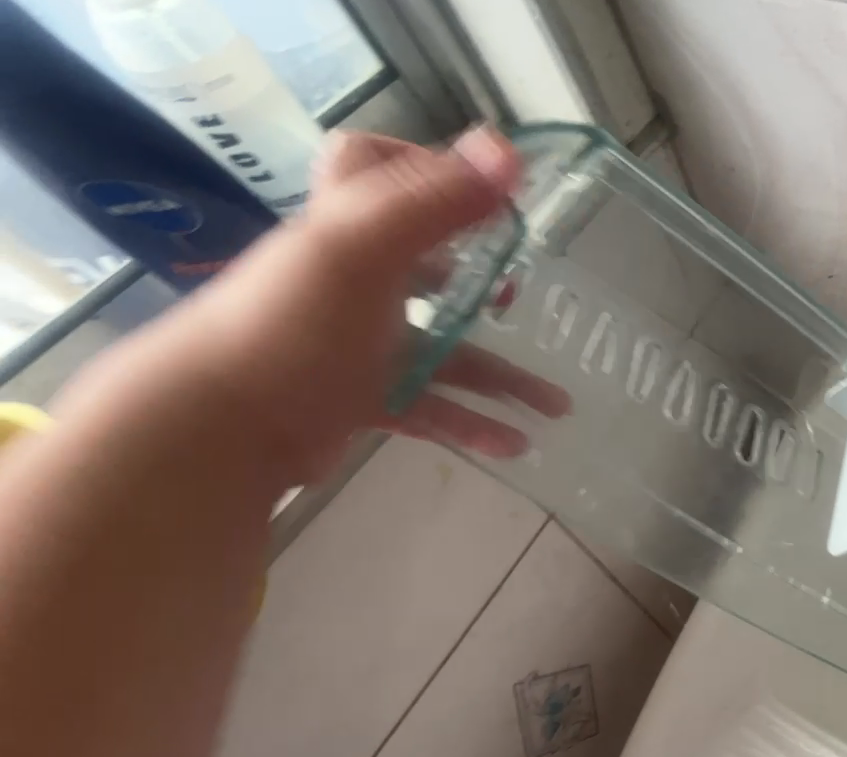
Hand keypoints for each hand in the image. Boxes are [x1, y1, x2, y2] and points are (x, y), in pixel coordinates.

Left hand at [128, 128, 568, 484]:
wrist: (220, 426)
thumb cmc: (293, 329)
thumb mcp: (363, 253)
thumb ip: (433, 203)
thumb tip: (509, 153)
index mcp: (349, 231)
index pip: (371, 166)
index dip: (422, 167)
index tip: (483, 197)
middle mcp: (354, 280)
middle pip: (428, 268)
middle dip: (482, 282)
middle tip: (517, 296)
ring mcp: (360, 343)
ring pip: (447, 353)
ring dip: (505, 378)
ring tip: (558, 406)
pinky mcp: (363, 397)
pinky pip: (434, 408)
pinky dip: (475, 426)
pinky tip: (516, 446)